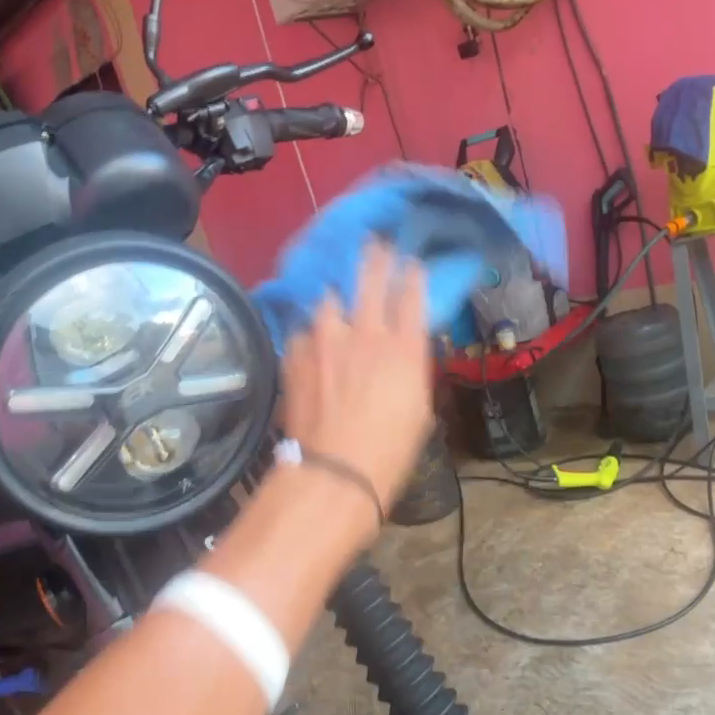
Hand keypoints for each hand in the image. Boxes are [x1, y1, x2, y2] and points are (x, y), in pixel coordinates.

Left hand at [280, 242, 433, 514]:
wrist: (334, 472)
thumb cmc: (389, 452)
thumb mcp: (418, 410)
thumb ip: (409, 370)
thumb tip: (402, 352)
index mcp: (405, 347)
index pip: (412, 294)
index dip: (412, 273)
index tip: (411, 260)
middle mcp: (366, 332)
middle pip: (371, 279)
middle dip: (375, 257)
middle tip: (374, 242)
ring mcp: (326, 340)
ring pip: (329, 299)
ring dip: (335, 296)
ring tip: (334, 295)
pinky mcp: (296, 354)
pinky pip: (304, 331)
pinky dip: (310, 333)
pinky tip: (310, 340)